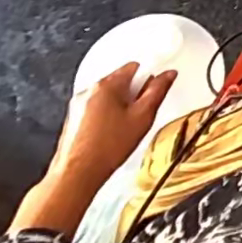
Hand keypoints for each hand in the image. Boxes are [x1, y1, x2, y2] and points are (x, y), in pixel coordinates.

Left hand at [10, 63, 176, 235]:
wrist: (76, 175)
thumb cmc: (107, 149)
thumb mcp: (142, 118)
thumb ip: (158, 91)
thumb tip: (168, 74)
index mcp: (107, 84)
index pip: (135, 66)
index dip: (148, 80)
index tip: (152, 95)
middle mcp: (89, 89)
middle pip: (121, 81)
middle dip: (133, 96)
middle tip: (138, 117)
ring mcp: (78, 104)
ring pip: (108, 97)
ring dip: (118, 107)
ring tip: (123, 131)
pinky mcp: (73, 119)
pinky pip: (95, 110)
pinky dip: (104, 118)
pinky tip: (109, 138)